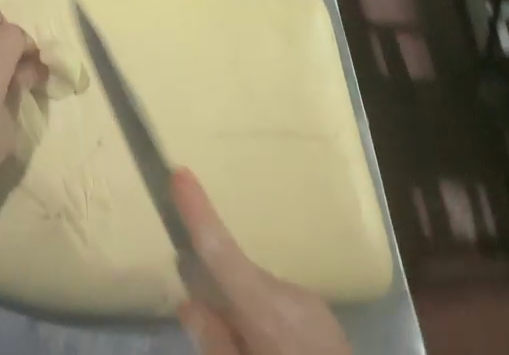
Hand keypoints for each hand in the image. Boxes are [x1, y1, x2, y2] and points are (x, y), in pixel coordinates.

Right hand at [173, 169, 354, 354]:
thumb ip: (214, 343)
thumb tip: (191, 302)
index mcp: (267, 313)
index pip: (222, 251)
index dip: (198, 213)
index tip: (180, 172)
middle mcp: (292, 298)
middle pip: (238, 279)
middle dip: (216, 292)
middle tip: (205, 328)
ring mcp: (315, 309)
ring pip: (259, 297)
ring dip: (243, 316)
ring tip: (242, 349)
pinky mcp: (328, 323)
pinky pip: (282, 311)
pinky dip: (265, 326)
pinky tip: (269, 353)